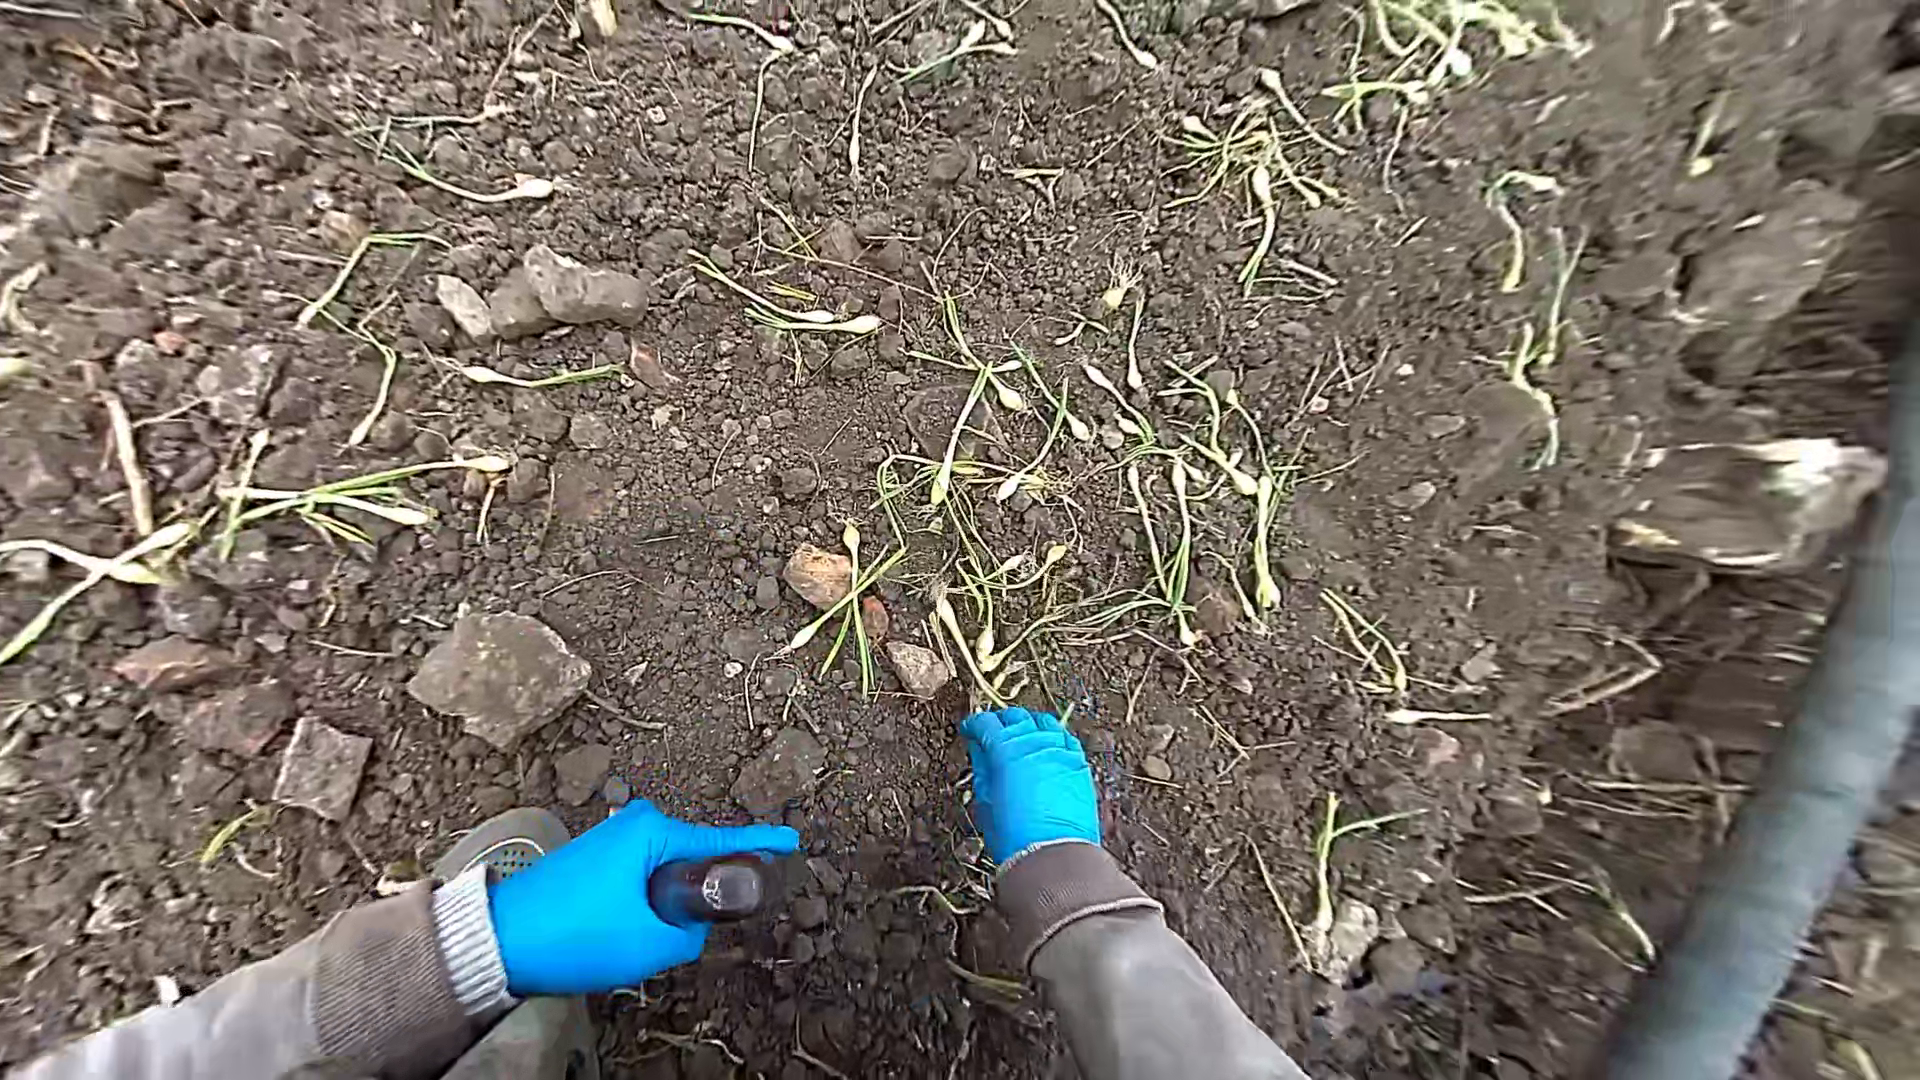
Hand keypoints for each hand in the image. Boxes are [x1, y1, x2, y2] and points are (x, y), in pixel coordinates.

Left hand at [488, 800, 799, 995]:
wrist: (491, 941)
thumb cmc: (570, 933)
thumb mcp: (645, 945)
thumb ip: (689, 935)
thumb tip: (697, 929)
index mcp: (654, 832)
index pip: (722, 838)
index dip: (762, 842)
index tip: (792, 839)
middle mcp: (640, 822)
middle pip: (695, 856)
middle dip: (703, 888)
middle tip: (699, 920)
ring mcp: (618, 836)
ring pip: (667, 869)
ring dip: (670, 898)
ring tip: (646, 933)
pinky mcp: (602, 853)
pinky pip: (645, 872)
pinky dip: (650, 896)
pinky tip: (634, 923)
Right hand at [959, 706, 1100, 863]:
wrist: (1054, 858)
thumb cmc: (1015, 835)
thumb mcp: (986, 801)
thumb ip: (982, 767)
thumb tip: (978, 747)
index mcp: (1005, 750)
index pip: (986, 722)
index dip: (973, 724)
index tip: (969, 730)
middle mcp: (1033, 742)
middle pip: (1014, 717)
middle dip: (1000, 721)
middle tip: (991, 732)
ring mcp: (1059, 750)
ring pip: (1041, 721)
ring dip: (1027, 724)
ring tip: (1019, 736)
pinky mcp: (1077, 762)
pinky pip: (1064, 737)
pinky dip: (1052, 736)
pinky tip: (1045, 745)